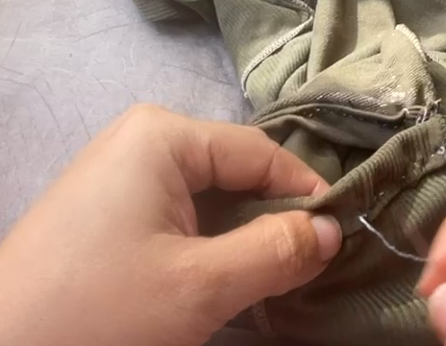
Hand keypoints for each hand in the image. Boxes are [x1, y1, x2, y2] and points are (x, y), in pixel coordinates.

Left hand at [0, 105, 341, 345]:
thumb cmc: (100, 312)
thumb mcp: (199, 288)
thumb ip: (273, 252)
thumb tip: (330, 229)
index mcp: (163, 133)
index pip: (258, 151)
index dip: (304, 192)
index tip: (345, 235)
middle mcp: (140, 136)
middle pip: (230, 171)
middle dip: (270, 218)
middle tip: (311, 267)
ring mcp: (116, 170)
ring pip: (203, 196)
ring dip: (238, 237)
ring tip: (271, 280)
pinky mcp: (101, 208)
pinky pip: (172, 214)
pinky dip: (203, 245)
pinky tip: (217, 282)